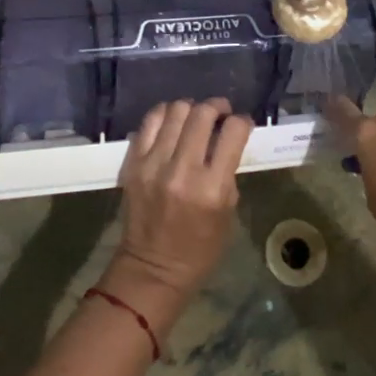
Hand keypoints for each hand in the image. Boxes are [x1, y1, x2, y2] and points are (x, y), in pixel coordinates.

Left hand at [109, 98, 253, 298]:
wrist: (152, 268)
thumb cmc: (199, 248)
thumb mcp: (227, 212)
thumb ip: (227, 172)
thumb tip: (227, 139)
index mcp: (212, 188)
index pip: (233, 132)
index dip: (241, 121)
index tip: (241, 124)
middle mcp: (182, 170)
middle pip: (202, 113)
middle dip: (217, 107)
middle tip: (220, 113)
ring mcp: (154, 164)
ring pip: (175, 111)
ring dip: (191, 108)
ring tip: (195, 117)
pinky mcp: (134, 163)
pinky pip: (150, 122)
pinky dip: (165, 114)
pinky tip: (172, 121)